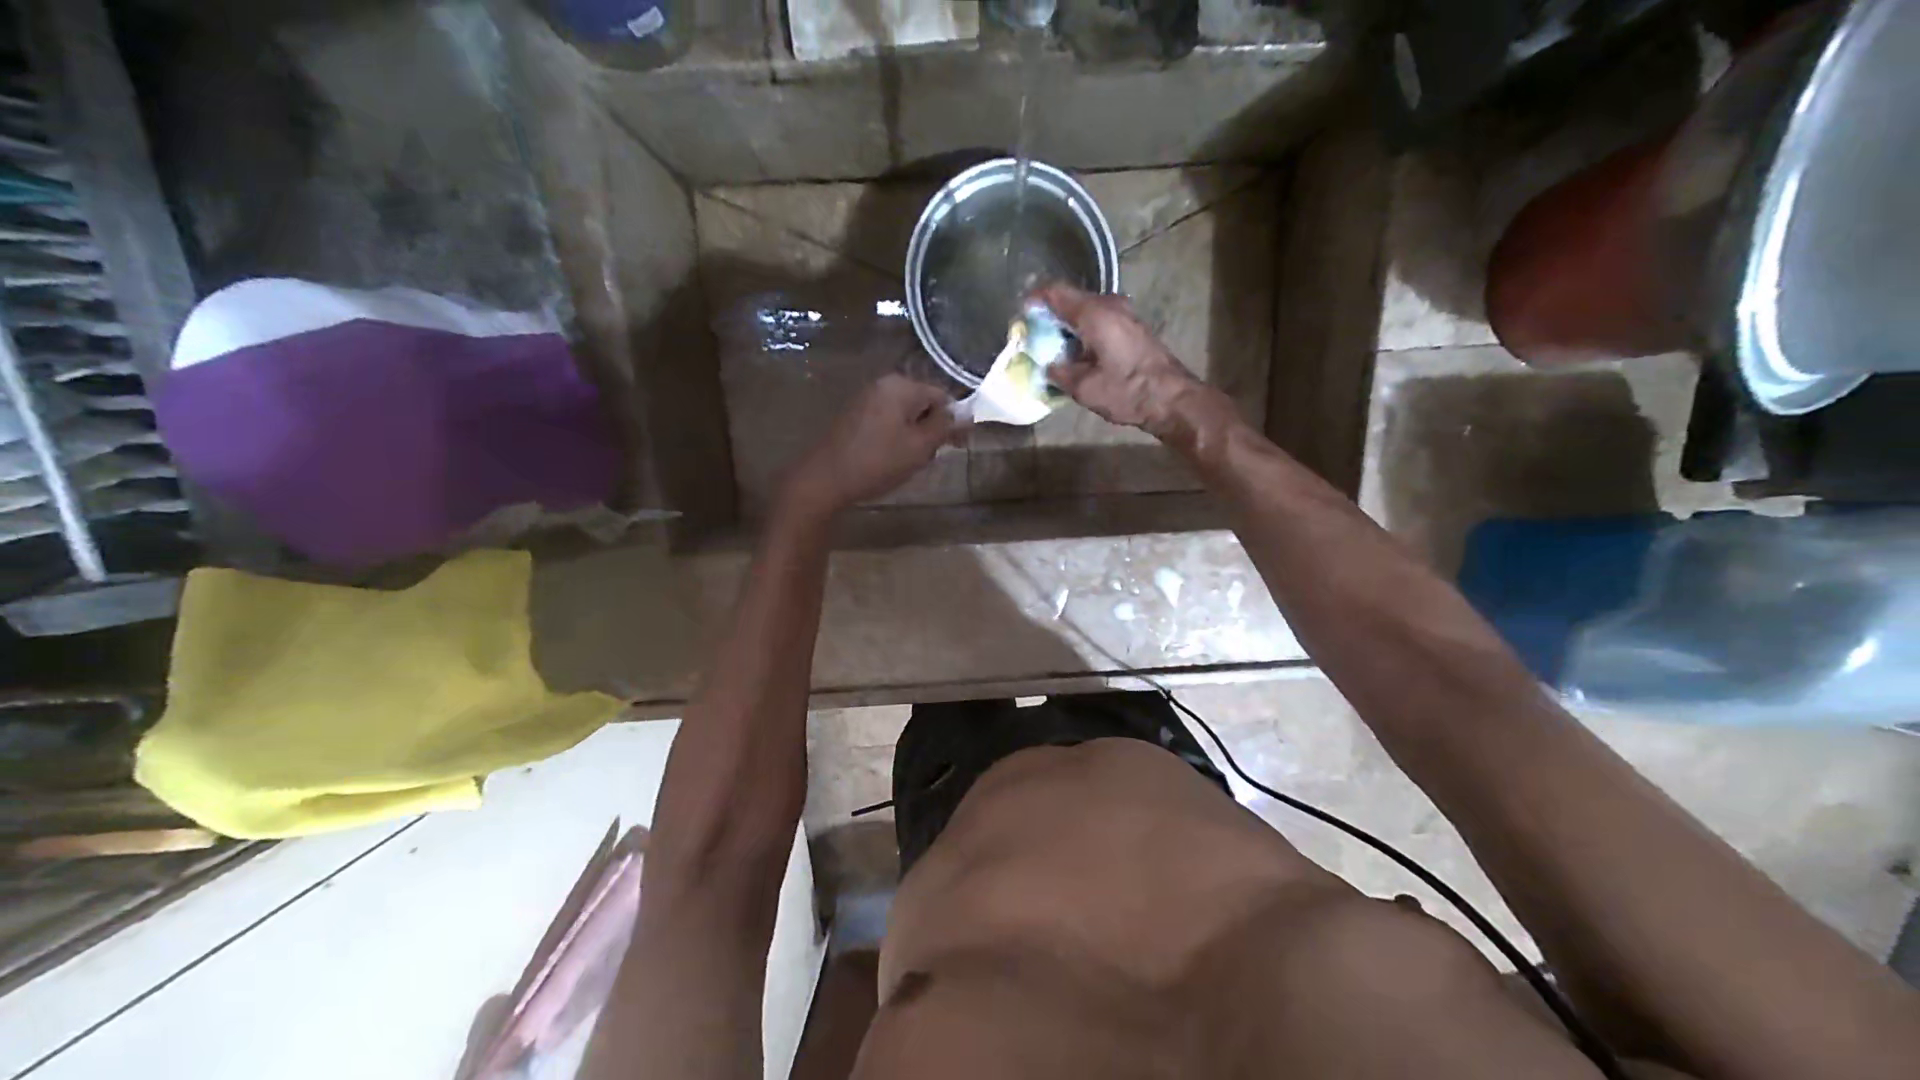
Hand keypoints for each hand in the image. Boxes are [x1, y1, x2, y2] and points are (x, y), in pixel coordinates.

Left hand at [782, 374, 959, 515]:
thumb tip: (966, 412)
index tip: (959, 446)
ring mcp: (865, 399)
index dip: (954, 420)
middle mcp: (882, 385)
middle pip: (922, 403)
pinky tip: (890, 460)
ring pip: (904, 415)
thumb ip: (945, 426)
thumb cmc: (877, 462)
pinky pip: (886, 421)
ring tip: (909, 462)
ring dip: (914, 436)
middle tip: (931, 458)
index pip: (942, 396)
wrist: (824, 480)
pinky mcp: (853, 417)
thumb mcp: (919, 447)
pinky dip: (895, 438)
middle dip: (932, 429)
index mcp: (900, 386)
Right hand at [1035, 282, 1201, 436]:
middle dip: (1049, 315)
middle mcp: (1109, 305)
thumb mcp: (1083, 388)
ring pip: (1085, 311)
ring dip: (1067, 326)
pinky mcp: (1132, 328)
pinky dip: (1083, 332)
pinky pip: (1099, 321)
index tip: (1020, 317)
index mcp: (1094, 313)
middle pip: (1070, 299)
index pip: (1055, 291)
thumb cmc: (1127, 391)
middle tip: (1032, 336)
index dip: (1034, 300)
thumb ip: (1058, 372)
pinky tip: (1076, 354)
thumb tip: (1047, 365)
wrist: (1173, 400)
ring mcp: (1124, 314)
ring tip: (1052, 348)